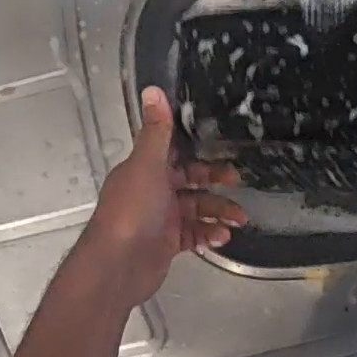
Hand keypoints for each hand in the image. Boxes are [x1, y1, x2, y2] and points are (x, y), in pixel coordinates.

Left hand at [76, 87, 246, 304]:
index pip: (175, 153)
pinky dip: (209, 234)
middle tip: (238, 182)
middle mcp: (152, 191)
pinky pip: (194, 235)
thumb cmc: (131, 212)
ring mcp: (159, 219)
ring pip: (196, 210)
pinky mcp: (167, 244)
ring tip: (239, 220)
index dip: (199, 151)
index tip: (224, 149)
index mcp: (144, 169)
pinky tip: (222, 237)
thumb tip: (153, 90)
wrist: (117, 266)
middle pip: (190, 181)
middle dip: (215, 182)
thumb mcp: (146, 165)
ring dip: (218, 212)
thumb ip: (156, 131)